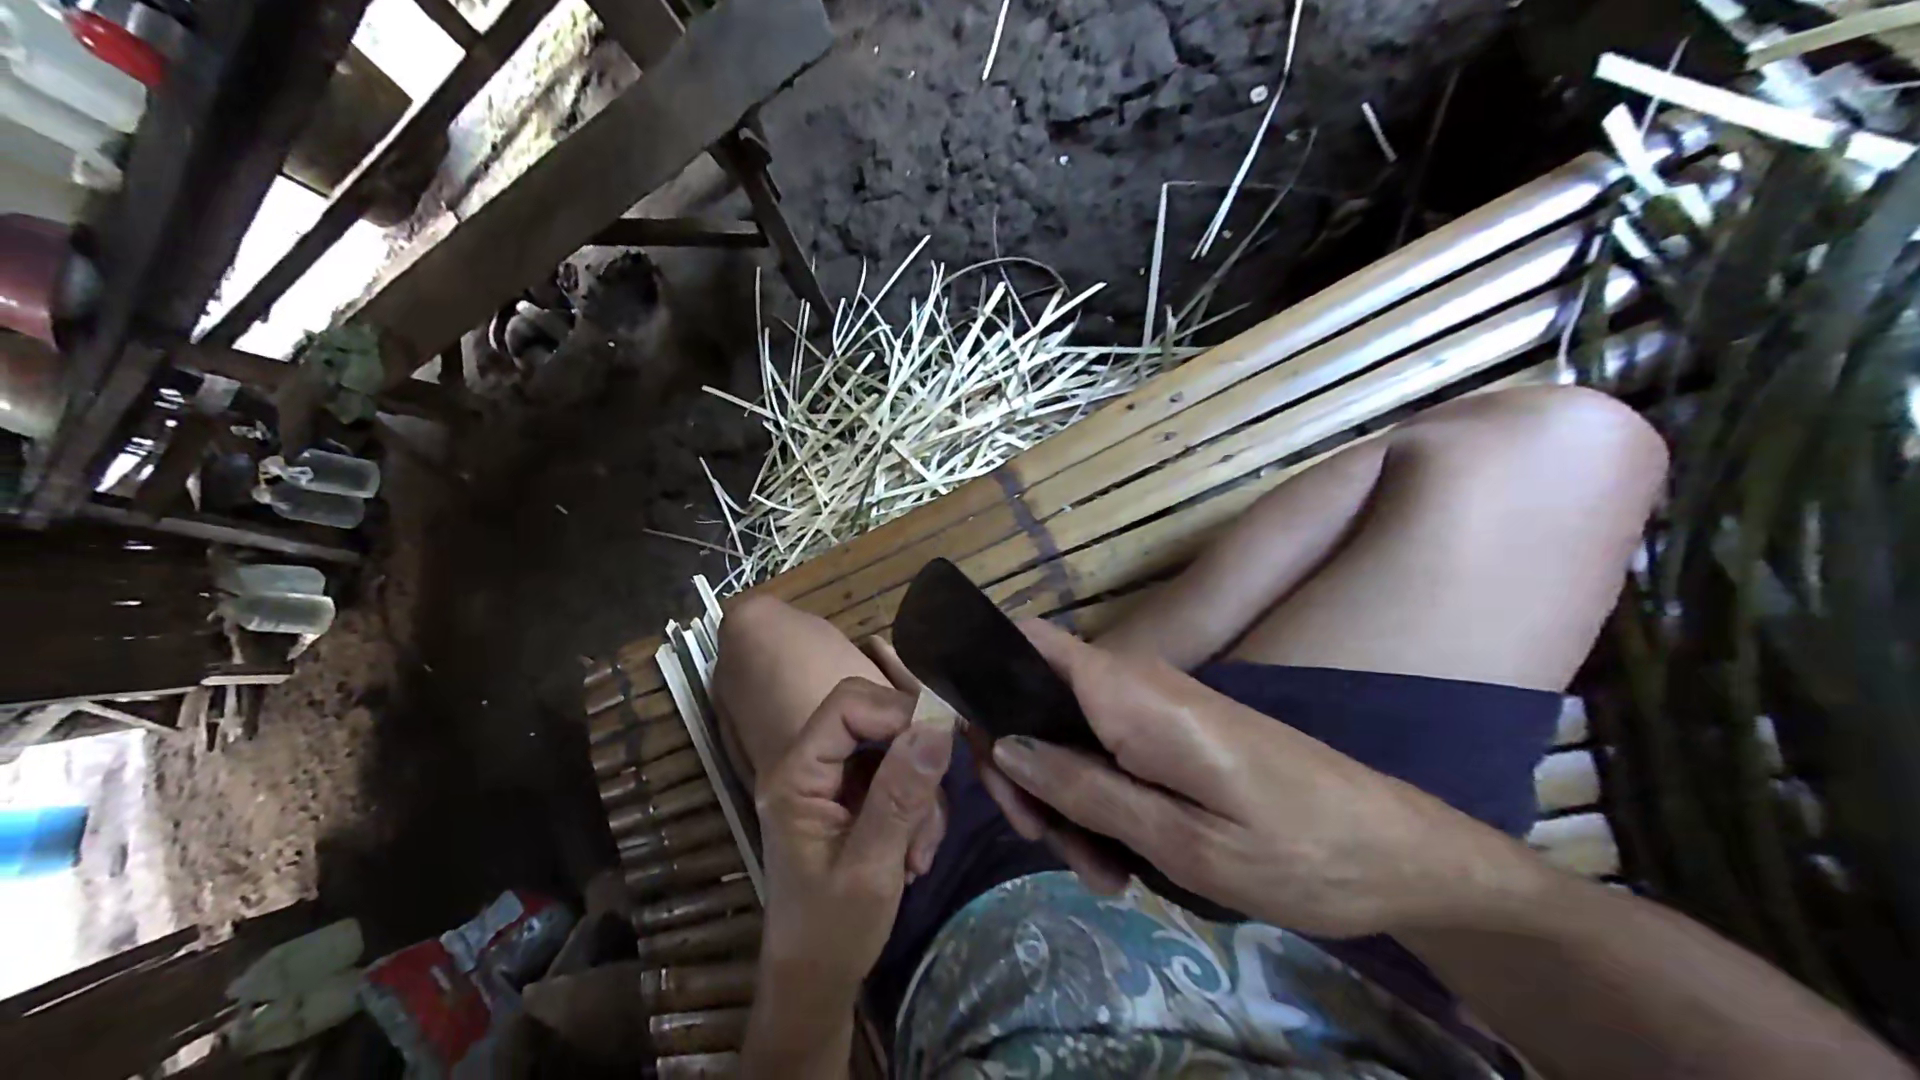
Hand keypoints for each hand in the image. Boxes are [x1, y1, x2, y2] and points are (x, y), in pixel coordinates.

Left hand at [753, 677, 953, 996]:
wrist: (815, 981)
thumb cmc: (832, 932)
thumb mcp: (873, 867)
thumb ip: (902, 795)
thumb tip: (938, 727)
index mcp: (796, 774)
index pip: (848, 704)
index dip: (898, 711)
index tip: (942, 742)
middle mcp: (809, 765)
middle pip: (874, 720)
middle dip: (914, 759)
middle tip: (935, 806)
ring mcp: (831, 781)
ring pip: (893, 750)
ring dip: (921, 795)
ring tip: (919, 853)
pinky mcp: (852, 798)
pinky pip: (897, 777)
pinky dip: (917, 809)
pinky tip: (915, 855)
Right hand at [979, 620, 1546, 936]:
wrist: (1397, 851)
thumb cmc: (1298, 851)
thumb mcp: (1182, 842)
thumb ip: (1086, 788)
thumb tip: (1002, 746)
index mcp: (1129, 694)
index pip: (1025, 642)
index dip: (980, 673)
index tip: (973, 753)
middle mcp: (1131, 684)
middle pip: (1033, 699)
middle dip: (1022, 768)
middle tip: (1048, 844)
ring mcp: (1150, 707)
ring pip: (1063, 733)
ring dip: (1061, 798)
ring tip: (1099, 870)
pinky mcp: (1166, 731)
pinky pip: (1102, 751)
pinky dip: (1093, 800)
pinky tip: (1118, 858)